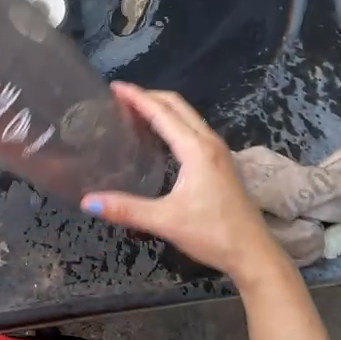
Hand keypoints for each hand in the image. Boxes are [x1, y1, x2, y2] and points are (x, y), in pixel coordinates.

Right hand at [81, 83, 286, 280]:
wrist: (253, 252)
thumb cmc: (212, 233)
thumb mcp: (165, 221)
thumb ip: (127, 209)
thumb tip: (87, 202)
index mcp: (196, 150)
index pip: (162, 113)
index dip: (138, 98)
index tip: (115, 87)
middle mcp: (209, 143)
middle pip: (178, 106)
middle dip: (150, 97)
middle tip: (121, 97)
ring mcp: (219, 152)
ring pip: (189, 117)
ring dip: (163, 109)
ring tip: (136, 112)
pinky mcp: (222, 163)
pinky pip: (194, 130)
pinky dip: (174, 123)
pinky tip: (161, 138)